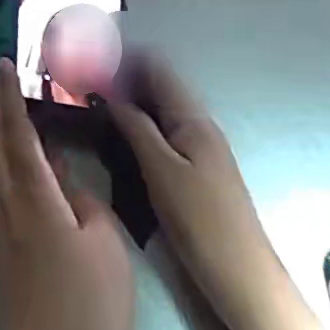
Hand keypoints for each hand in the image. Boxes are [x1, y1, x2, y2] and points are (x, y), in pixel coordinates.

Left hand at [0, 58, 133, 329]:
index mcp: (32, 199)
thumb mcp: (104, 243)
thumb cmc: (89, 304)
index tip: (3, 66)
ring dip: (0, 138)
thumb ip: (82, 200)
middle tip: (5, 82)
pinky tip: (29, 173)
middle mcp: (4, 209)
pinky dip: (8, 167)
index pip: (16, 133)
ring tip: (18, 117)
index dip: (9, 96)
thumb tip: (64, 181)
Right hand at [108, 54, 327, 329]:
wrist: (241, 272)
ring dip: (132, 99)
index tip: (94, 57)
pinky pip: (165, 129)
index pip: (158, 68)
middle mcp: (198, 123)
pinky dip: (142, 122)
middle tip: (89, 81)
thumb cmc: (200, 220)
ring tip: (99, 103)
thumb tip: (112, 95)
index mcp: (192, 117)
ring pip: (161, 108)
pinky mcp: (197, 166)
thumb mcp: (162, 172)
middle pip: (159, 85)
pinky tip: (123, 134)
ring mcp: (200, 145)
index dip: (127, 58)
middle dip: (126, 77)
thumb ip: (138, 129)